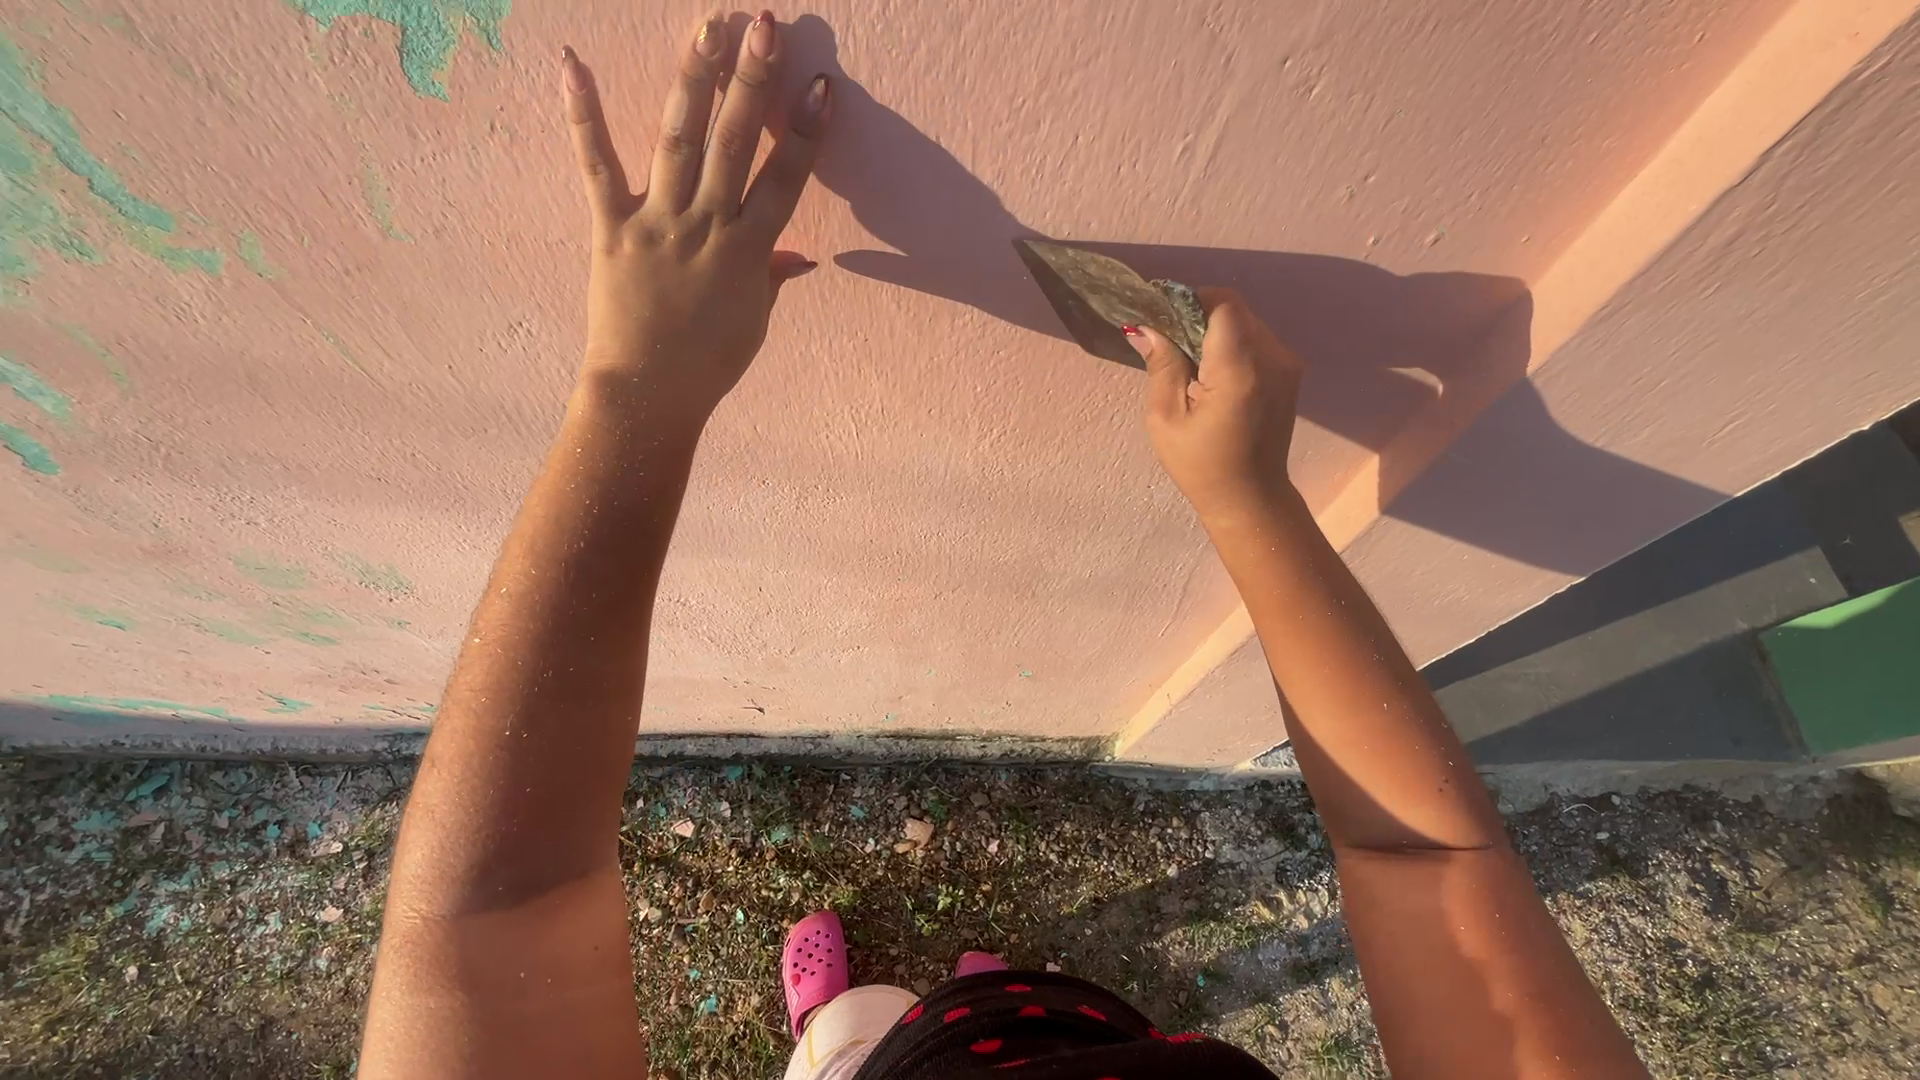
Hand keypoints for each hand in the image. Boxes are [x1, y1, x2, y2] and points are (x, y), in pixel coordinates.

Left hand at [561, 11, 829, 429]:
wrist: (650, 392)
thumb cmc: (710, 362)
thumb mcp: (754, 322)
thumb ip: (773, 278)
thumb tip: (799, 255)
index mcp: (748, 252)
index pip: (785, 180)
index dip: (805, 132)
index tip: (821, 86)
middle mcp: (706, 227)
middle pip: (733, 144)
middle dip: (751, 82)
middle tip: (762, 25)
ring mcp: (657, 223)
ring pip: (677, 141)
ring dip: (693, 82)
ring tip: (704, 29)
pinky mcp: (611, 228)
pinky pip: (597, 166)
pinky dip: (585, 115)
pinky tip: (575, 63)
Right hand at [1130, 289, 1304, 522]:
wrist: (1250, 497)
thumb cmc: (1200, 465)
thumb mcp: (1165, 419)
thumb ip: (1161, 365)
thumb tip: (1147, 327)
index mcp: (1240, 371)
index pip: (1222, 304)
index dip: (1189, 301)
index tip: (1161, 318)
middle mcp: (1273, 358)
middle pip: (1234, 309)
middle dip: (1197, 315)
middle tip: (1167, 341)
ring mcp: (1287, 363)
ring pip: (1245, 321)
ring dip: (1213, 329)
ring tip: (1188, 361)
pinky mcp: (1289, 371)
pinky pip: (1256, 338)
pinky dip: (1229, 343)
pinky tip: (1210, 373)